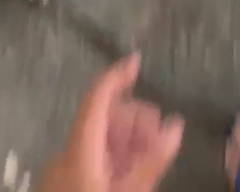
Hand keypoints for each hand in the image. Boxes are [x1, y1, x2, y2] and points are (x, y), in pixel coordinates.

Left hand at [36, 54, 183, 191]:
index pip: (98, 98)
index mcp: (79, 149)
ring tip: (150, 157)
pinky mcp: (64, 186)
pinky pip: (93, 157)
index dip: (117, 75)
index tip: (138, 60)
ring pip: (100, 139)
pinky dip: (114, 156)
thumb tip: (177, 124)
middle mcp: (66, 153)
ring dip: (128, 140)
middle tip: (161, 135)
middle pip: (104, 119)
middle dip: (135, 119)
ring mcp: (62, 171)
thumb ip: (152, 159)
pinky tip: (131, 171)